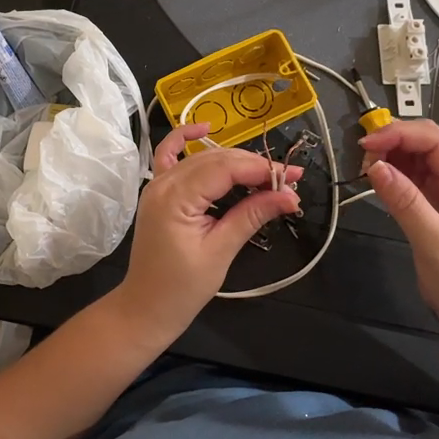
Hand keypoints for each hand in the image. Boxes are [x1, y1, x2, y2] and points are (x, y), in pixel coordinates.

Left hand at [113, 124, 302, 335]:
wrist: (145, 308)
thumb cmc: (181, 289)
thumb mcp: (221, 252)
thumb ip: (251, 216)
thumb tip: (289, 196)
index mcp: (175, 198)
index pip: (225, 169)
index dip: (261, 170)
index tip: (293, 178)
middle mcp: (163, 183)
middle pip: (216, 160)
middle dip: (254, 167)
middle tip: (289, 182)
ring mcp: (158, 185)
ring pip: (202, 158)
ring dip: (235, 161)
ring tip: (268, 175)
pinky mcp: (159, 192)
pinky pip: (170, 156)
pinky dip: (185, 139)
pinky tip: (206, 130)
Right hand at [361, 119, 438, 336]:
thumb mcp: (434, 245)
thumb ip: (406, 203)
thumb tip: (375, 166)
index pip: (436, 142)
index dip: (400, 134)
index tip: (366, 145)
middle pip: (427, 143)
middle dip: (394, 141)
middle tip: (361, 158)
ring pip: (417, 158)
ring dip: (391, 155)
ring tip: (365, 169)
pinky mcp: (436, 205)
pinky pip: (413, 178)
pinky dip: (393, 173)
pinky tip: (376, 180)